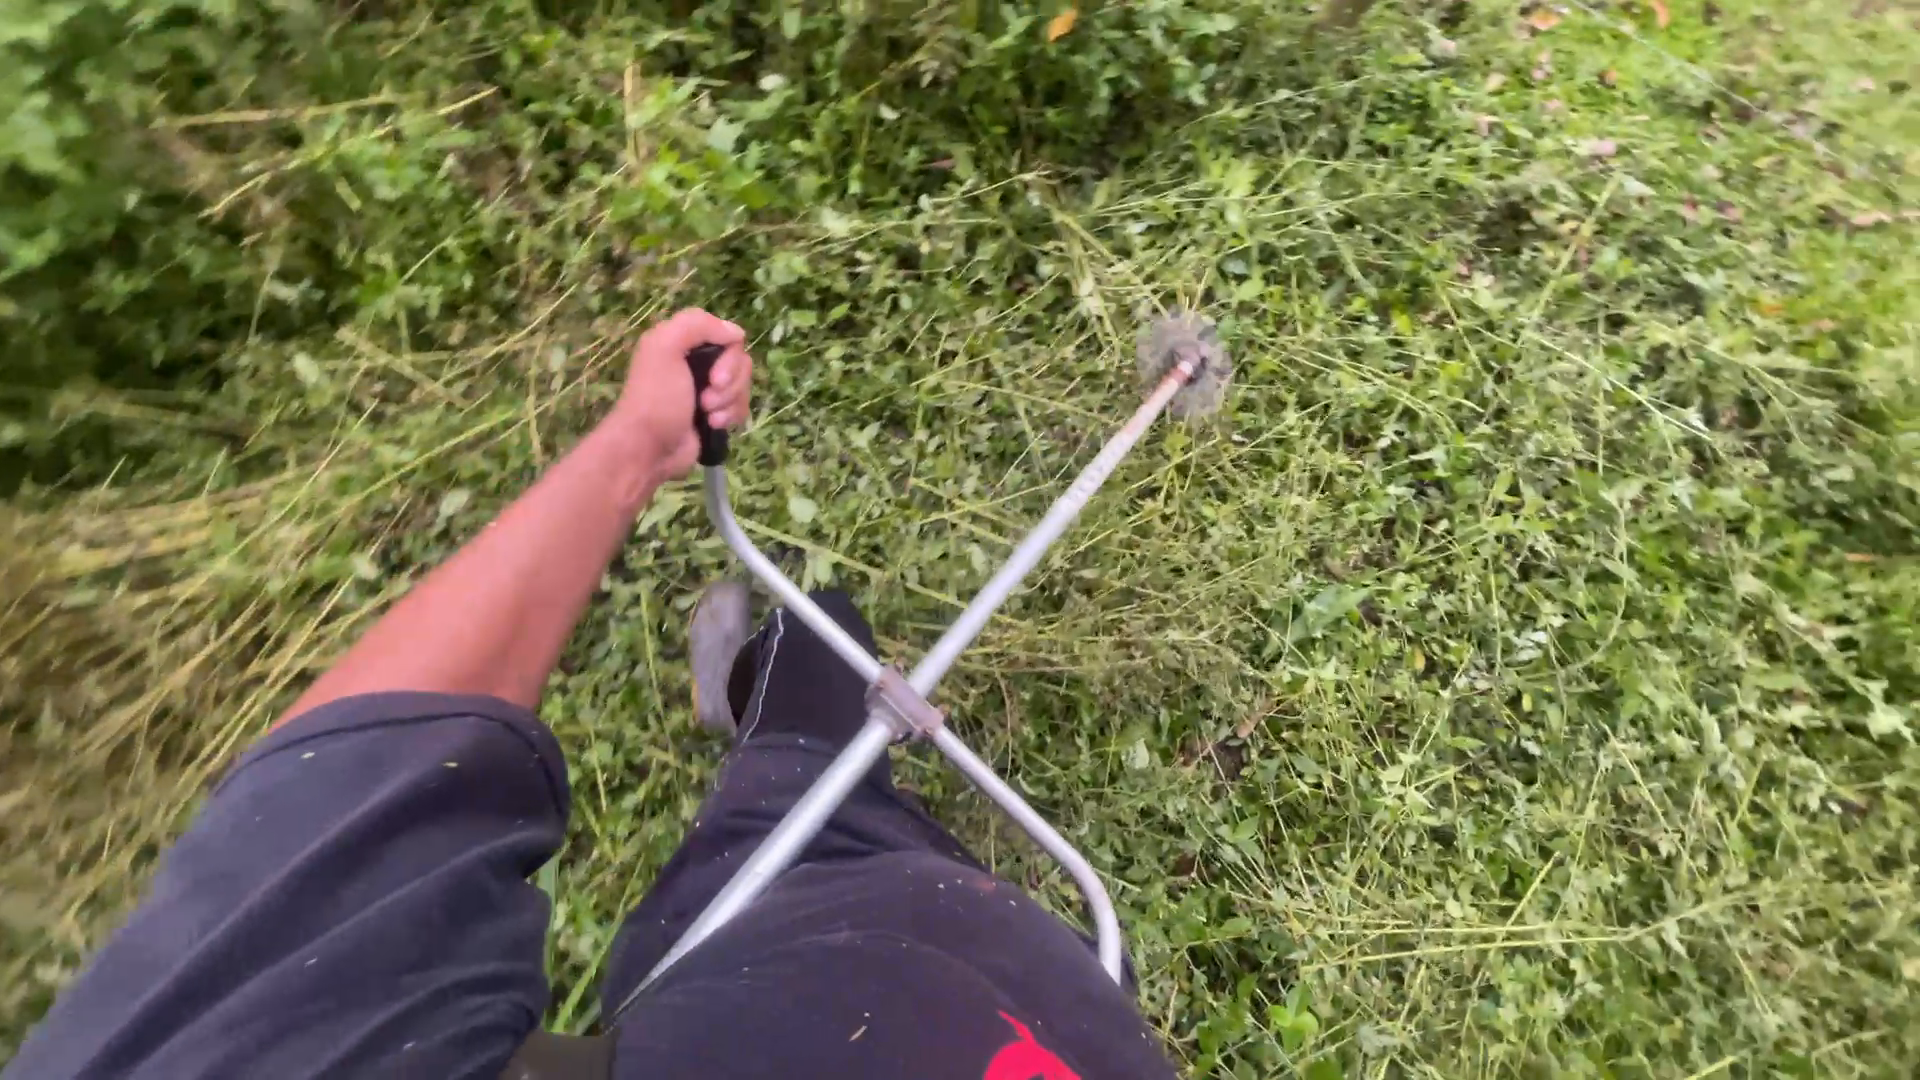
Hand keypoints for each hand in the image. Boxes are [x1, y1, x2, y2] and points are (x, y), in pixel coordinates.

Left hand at [609, 308, 753, 483]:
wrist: (650, 448)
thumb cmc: (656, 399)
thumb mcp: (664, 348)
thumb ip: (697, 325)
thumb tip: (736, 333)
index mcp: (683, 342)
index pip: (728, 336)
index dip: (729, 358)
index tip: (714, 377)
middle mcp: (697, 362)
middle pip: (741, 362)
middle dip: (730, 385)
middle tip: (706, 400)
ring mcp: (708, 389)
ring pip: (743, 386)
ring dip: (730, 403)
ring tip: (709, 417)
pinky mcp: (716, 412)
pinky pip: (741, 406)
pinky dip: (732, 416)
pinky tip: (714, 425)